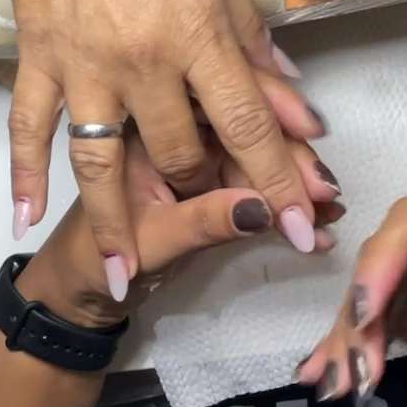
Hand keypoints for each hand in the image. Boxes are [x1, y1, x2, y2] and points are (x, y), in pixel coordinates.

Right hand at [0, 0, 323, 301]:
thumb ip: (253, 42)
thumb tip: (294, 99)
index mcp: (196, 32)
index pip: (249, 126)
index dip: (284, 182)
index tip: (308, 227)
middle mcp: (141, 61)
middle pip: (183, 153)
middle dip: (213, 193)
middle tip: (234, 221)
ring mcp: (83, 65)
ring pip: (103, 162)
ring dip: (117, 223)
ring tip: (126, 273)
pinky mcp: (37, 60)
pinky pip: (28, 127)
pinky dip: (22, 174)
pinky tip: (23, 216)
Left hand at [18, 132, 344, 328]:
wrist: (75, 288)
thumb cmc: (96, 260)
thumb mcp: (153, 241)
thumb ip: (204, 222)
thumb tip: (264, 209)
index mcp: (146, 124)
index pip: (217, 118)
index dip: (269, 146)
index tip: (307, 183)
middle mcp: (170, 123)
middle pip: (241, 127)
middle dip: (289, 161)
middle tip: (329, 194)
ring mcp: (189, 148)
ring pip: (250, 151)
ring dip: (291, 180)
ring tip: (332, 208)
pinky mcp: (202, 173)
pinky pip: (245, 175)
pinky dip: (278, 197)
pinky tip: (316, 216)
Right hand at [296, 198, 406, 406]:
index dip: (384, 256)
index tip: (369, 310)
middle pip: (383, 255)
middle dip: (361, 306)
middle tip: (357, 363)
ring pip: (370, 291)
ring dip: (349, 333)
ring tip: (338, 382)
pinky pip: (374, 321)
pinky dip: (349, 344)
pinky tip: (324, 373)